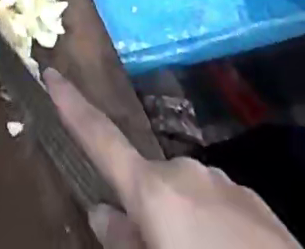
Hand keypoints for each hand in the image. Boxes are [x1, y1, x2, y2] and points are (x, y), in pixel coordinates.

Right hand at [48, 69, 299, 248]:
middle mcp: (185, 170)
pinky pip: (215, 205)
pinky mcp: (253, 197)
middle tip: (153, 246)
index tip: (51, 73)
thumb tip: (103, 212)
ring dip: (180, 222)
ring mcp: (223, 179)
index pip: (101, 138)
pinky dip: (210, 228)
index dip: (72, 107)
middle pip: (147, 182)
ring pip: (184, 195)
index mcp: (153, 189)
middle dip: (144, 209)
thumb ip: (124, 240)